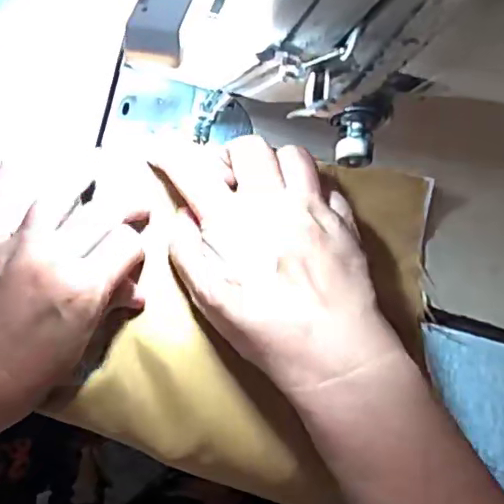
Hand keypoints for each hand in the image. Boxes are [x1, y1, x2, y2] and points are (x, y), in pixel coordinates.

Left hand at [0, 155, 148, 412]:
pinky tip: (7, 153)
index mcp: (82, 288)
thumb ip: (104, 309)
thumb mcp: (76, 347)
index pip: (124, 245)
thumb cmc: (27, 376)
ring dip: (78, 177)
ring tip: (95, 166)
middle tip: (136, 204)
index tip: (135, 253)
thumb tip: (134, 293)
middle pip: (98, 214)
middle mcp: (53, 257)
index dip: (136, 246)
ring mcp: (17, 246)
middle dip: (124, 205)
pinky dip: (1, 179)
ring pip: (54, 198)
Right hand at [152, 136, 409, 405]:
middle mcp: (275, 203)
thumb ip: (187, 253)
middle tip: (221, 182)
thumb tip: (182, 220)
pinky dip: (307, 186)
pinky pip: (326, 184)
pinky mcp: (345, 223)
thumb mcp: (210, 301)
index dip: (169, 156)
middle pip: (248, 147)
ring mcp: (315, 209)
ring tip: (263, 189)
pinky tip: (299, 209)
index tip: (158, 153)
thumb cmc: (268, 332)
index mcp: (234, 221)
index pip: (193, 172)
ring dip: (270, 164)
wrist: (340, 356)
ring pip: (293, 155)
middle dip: (227, 156)